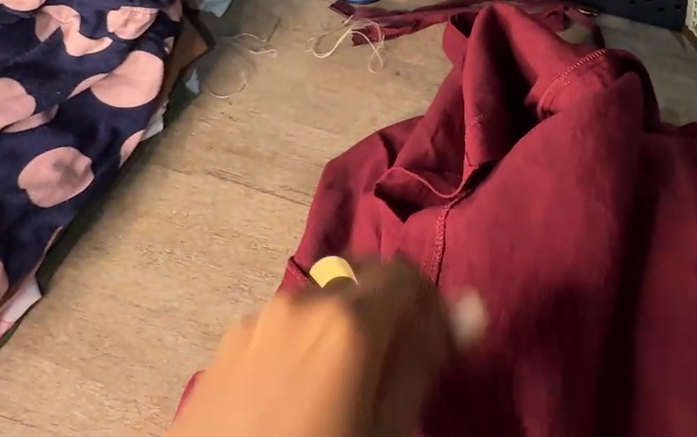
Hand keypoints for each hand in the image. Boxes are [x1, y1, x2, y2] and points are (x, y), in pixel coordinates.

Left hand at [171, 258, 486, 436]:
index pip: (406, 276)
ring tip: (340, 392)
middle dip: (385, 315)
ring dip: (342, 331)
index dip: (429, 305)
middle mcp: (302, 301)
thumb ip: (425, 362)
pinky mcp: (225, 346)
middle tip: (393, 371)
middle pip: (362, 284)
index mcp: (348, 318)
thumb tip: (472, 307)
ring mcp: (257, 319)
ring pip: (321, 306)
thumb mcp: (387, 431)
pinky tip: (294, 400)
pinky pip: (282, 329)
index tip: (437, 346)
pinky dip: (303, 347)